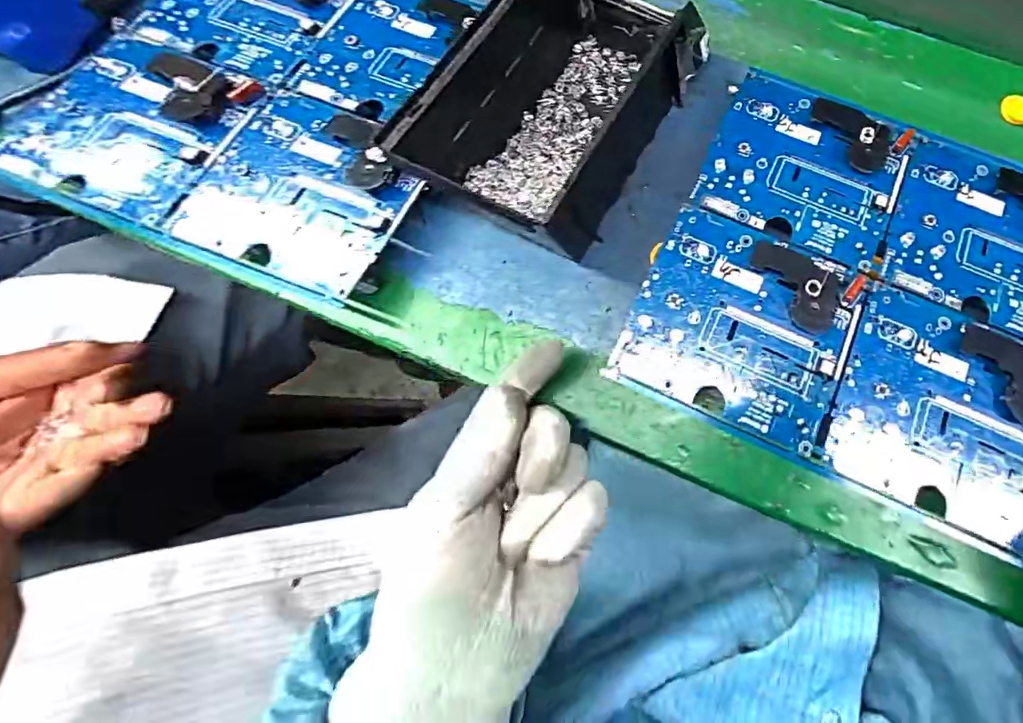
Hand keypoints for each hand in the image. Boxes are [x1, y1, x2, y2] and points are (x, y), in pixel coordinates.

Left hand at [0, 342, 171, 531]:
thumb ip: (39, 364)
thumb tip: (116, 347)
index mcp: (38, 397)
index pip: (93, 382)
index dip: (112, 376)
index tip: (125, 372)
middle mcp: (45, 431)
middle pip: (101, 418)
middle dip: (131, 411)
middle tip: (155, 408)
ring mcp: (33, 470)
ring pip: (90, 452)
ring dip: (117, 442)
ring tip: (135, 435)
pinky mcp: (16, 510)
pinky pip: (54, 494)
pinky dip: (76, 480)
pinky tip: (94, 465)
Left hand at [330, 341, 608, 722]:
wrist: (454, 672)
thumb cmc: (427, 588)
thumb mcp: (439, 515)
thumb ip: (478, 453)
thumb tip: (511, 395)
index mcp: (479, 459)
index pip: (509, 404)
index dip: (530, 374)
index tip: (554, 349)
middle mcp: (520, 471)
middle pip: (555, 425)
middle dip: (540, 452)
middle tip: (516, 491)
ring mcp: (553, 502)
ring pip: (579, 464)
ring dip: (544, 508)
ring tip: (515, 550)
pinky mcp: (580, 533)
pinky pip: (595, 503)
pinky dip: (567, 533)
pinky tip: (542, 563)